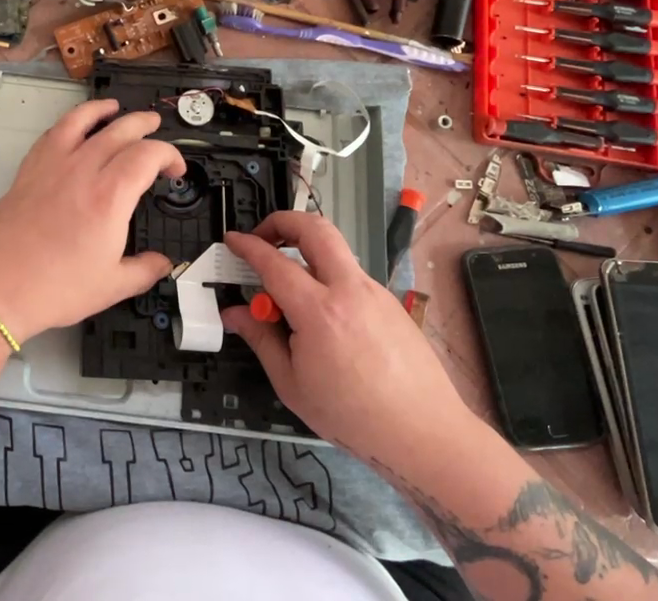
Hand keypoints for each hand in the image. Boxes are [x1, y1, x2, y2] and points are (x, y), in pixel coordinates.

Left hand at [0, 99, 183, 339]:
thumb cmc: (53, 288)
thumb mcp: (111, 287)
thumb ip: (144, 270)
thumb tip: (162, 264)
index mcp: (110, 197)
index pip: (148, 155)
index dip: (169, 155)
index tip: (175, 169)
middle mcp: (82, 171)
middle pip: (119, 130)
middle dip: (143, 124)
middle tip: (154, 126)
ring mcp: (51, 167)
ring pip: (81, 121)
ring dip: (102, 110)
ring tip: (114, 107)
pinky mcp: (28, 171)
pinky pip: (51, 134)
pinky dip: (68, 122)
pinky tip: (72, 126)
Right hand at [220, 211, 471, 461]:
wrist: (425, 435)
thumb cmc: (353, 417)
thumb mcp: (292, 384)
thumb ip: (261, 339)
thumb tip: (235, 314)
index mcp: (319, 312)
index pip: (274, 262)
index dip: (248, 246)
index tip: (232, 240)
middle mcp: (350, 290)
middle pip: (315, 228)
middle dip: (283, 221)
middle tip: (263, 238)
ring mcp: (375, 293)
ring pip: (336, 250)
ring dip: (307, 252)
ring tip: (289, 289)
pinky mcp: (391, 304)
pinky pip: (351, 276)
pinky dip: (328, 279)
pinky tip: (322, 317)